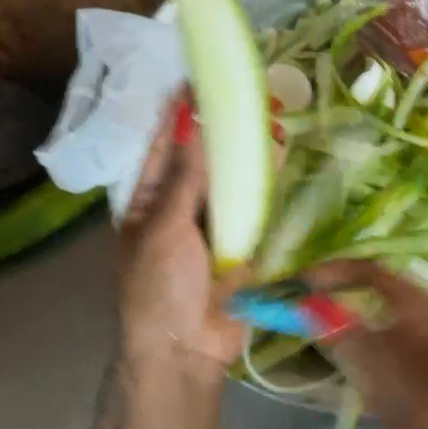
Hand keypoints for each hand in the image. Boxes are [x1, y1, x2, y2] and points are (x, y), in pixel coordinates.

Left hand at [117, 96, 245, 371]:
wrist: (185, 349)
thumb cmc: (159, 285)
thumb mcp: (166, 226)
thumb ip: (186, 174)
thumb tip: (194, 120)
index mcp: (148, 199)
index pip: (164, 145)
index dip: (180, 113)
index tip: (198, 79)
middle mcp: (179, 205)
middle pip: (201, 158)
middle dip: (223, 128)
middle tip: (250, 95)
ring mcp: (210, 223)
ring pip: (230, 177)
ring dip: (247, 151)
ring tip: (271, 119)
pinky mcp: (239, 240)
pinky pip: (252, 204)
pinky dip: (264, 181)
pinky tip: (279, 156)